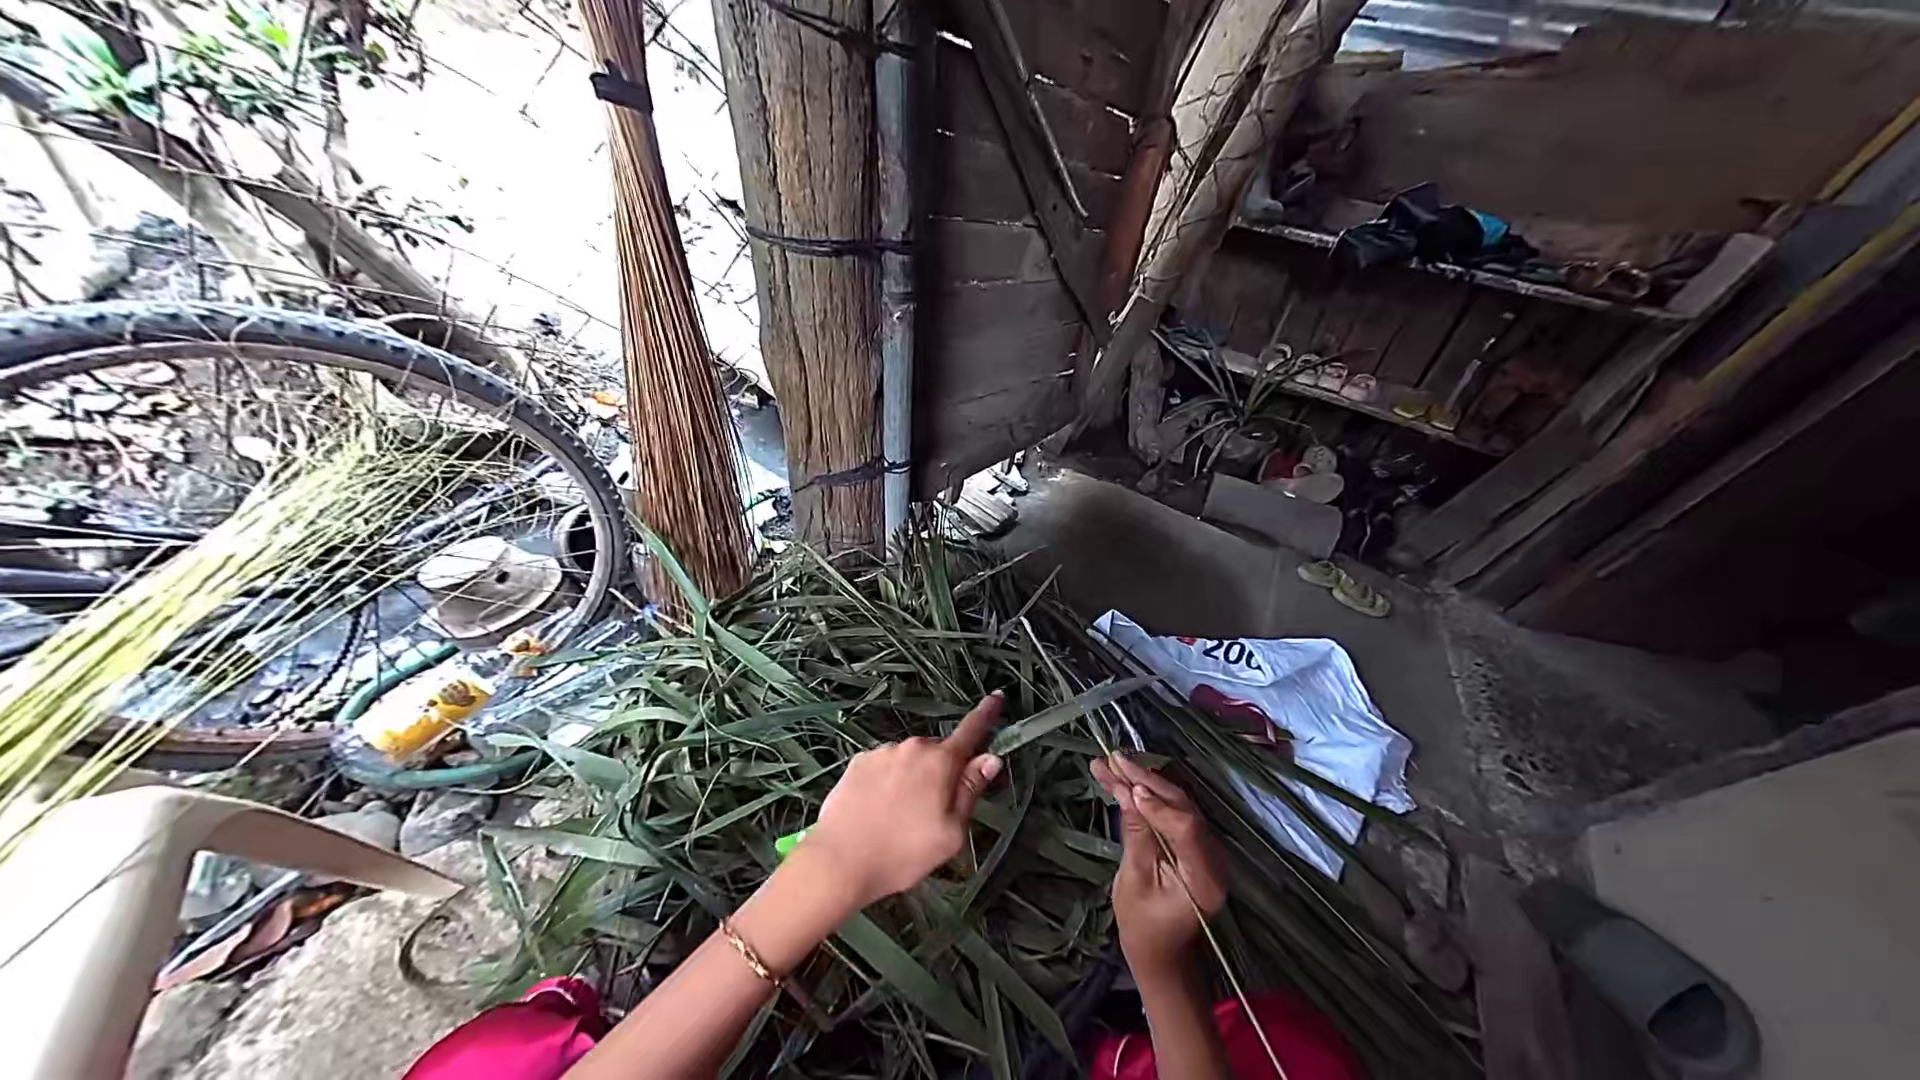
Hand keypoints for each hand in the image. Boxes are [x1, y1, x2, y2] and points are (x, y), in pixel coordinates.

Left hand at [802, 691, 1004, 906]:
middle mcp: (912, 747)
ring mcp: (882, 752)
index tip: (997, 696)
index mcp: (940, 762)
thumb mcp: (951, 833)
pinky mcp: (857, 762)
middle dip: (942, 771)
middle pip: (938, 752)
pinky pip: (884, 766)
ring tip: (899, 818)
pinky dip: (887, 782)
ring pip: (909, 760)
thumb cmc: (902, 853)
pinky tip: (877, 810)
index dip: (987, 714)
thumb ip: (971, 791)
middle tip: (934, 810)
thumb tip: (990, 758)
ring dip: (912, 778)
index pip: (971, 730)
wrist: (838, 861)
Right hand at [1090, 754, 1226, 976]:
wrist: (1160, 949)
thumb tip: (1129, 794)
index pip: (1187, 829)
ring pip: (1173, 801)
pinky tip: (1119, 777)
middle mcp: (1212, 855)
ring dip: (1139, 780)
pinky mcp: (1191, 839)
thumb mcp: (1134, 881)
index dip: (1158, 805)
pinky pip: (1169, 808)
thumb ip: (1137, 836)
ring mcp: (1204, 845)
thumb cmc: (1144, 925)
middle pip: (1180, 806)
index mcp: (1204, 877)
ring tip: (1107, 762)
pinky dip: (1144, 792)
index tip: (1128, 789)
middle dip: (1143, 780)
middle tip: (1111, 759)